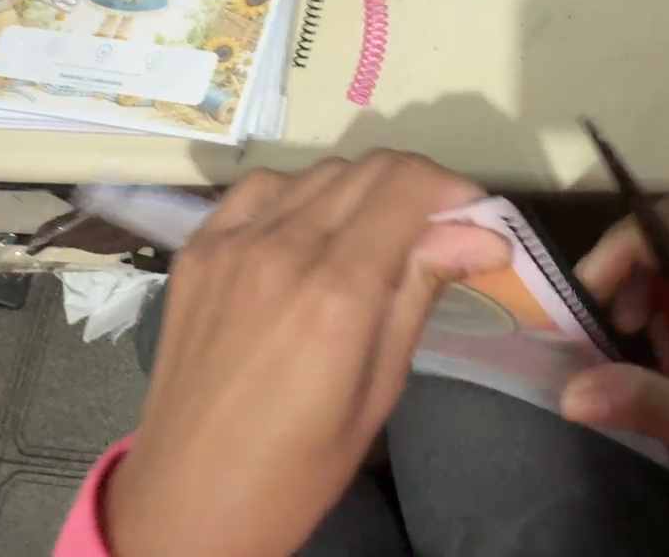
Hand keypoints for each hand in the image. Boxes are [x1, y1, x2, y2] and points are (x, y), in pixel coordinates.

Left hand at [104, 153, 509, 556]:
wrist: (185, 499)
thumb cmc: (298, 467)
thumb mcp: (379, 391)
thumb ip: (421, 292)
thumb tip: (483, 235)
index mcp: (337, 291)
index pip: (407, 187)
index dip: (452, 189)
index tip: (472, 217)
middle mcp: (284, 247)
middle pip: (369, 168)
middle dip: (416, 185)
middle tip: (433, 227)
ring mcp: (233, 240)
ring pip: (321, 171)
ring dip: (362, 189)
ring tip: (371, 234)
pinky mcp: (199, 245)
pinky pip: (263, 187)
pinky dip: (300, 192)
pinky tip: (306, 228)